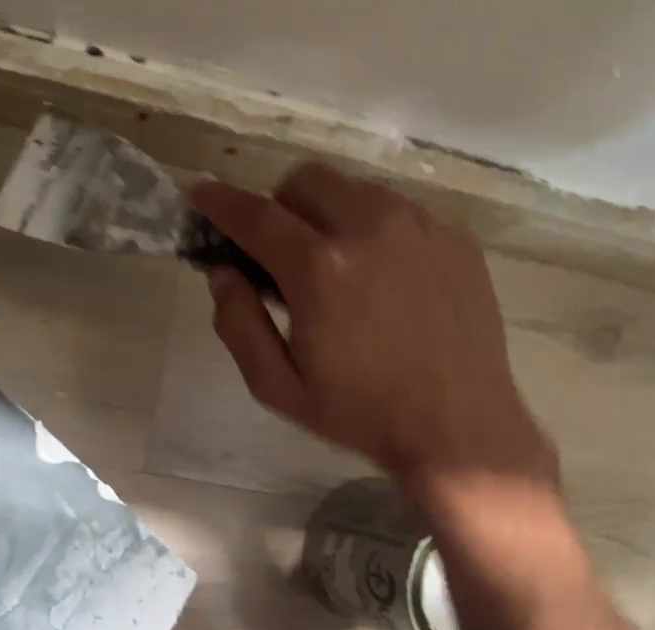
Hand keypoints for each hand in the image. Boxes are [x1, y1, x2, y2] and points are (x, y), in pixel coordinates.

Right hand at [188, 165, 556, 499]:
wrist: (456, 423)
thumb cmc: (358, 412)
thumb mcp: (278, 386)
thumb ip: (238, 325)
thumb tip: (223, 274)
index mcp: (320, 269)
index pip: (256, 216)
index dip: (220, 202)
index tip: (199, 192)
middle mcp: (370, 227)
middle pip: (306, 181)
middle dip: (279, 206)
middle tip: (278, 253)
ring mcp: (420, 225)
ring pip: (354, 188)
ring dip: (327, 213)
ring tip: (334, 267)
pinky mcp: (453, 235)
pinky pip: (397, 208)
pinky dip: (372, 228)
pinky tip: (379, 278)